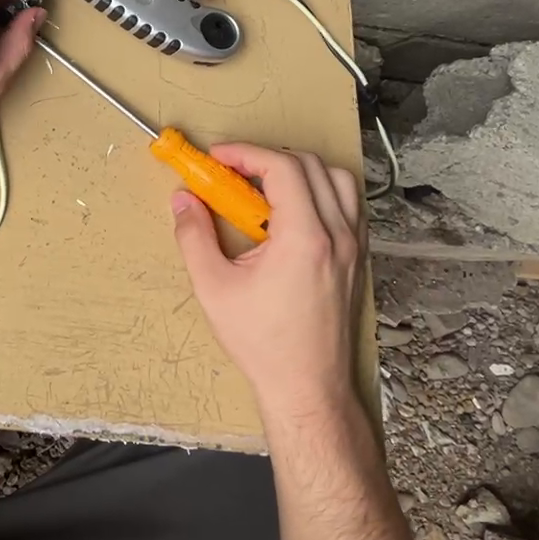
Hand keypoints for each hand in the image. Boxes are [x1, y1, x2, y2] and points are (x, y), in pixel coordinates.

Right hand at [171, 143, 362, 420]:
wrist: (306, 386)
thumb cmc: (260, 340)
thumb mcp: (212, 286)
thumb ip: (193, 235)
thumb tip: (182, 200)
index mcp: (304, 238)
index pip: (283, 168)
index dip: (246, 153)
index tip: (217, 158)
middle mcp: (337, 236)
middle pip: (312, 166)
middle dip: (266, 157)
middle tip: (231, 170)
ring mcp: (353, 248)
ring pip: (338, 181)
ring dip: (298, 170)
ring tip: (262, 185)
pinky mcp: (355, 260)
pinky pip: (346, 205)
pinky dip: (318, 191)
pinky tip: (287, 212)